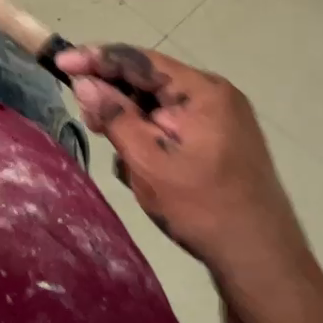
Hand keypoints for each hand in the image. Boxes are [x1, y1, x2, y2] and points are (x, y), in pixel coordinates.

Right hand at [56, 45, 308, 275]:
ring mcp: (223, 119)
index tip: (59, 62)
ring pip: (158, 105)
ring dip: (131, 122)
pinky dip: (151, 136)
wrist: (263, 264)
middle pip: (148, 81)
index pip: (137, 60)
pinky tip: (143, 165)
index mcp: (203, 91)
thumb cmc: (201, 207)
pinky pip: (174, 123)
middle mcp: (216, 96)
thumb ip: (113, 114)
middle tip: (88, 121)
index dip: (94, 58)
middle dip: (113, 97)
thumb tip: (84, 81)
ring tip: (118, 150)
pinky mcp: (223, 141)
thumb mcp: (147, 160)